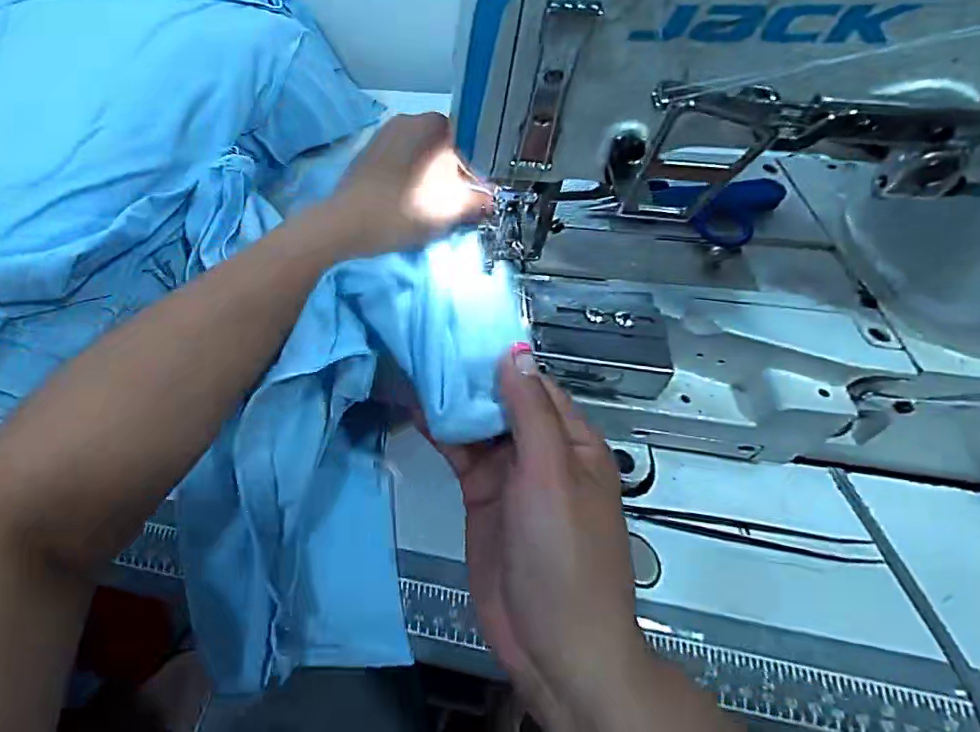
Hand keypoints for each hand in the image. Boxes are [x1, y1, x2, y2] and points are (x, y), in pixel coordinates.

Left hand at [318, 113, 491, 259]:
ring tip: (433, 206)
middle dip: (454, 171)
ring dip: (431, 176)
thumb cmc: (402, 209)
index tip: (478, 189)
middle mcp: (405, 120)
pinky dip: (409, 179)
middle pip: (443, 146)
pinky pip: (400, 163)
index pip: (469, 137)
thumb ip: (478, 199)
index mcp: (429, 123)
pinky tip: (409, 203)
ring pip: (421, 155)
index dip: (478, 165)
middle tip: (458, 201)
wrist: (343, 225)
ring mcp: (382, 136)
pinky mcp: (367, 156)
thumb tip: (490, 197)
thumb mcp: (451, 208)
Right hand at [435, 347, 735, 731]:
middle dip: (466, 376)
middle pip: (501, 400)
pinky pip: (460, 453)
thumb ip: (530, 412)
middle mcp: (540, 450)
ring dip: (448, 400)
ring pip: (477, 424)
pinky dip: (438, 432)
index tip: (458, 331)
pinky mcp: (481, 496)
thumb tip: (514, 351)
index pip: (532, 384)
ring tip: (409, 363)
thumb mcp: (551, 474)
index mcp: (571, 440)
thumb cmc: (563, 553)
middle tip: (421, 339)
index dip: (497, 359)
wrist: (553, 647)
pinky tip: (411, 408)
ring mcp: (509, 474)